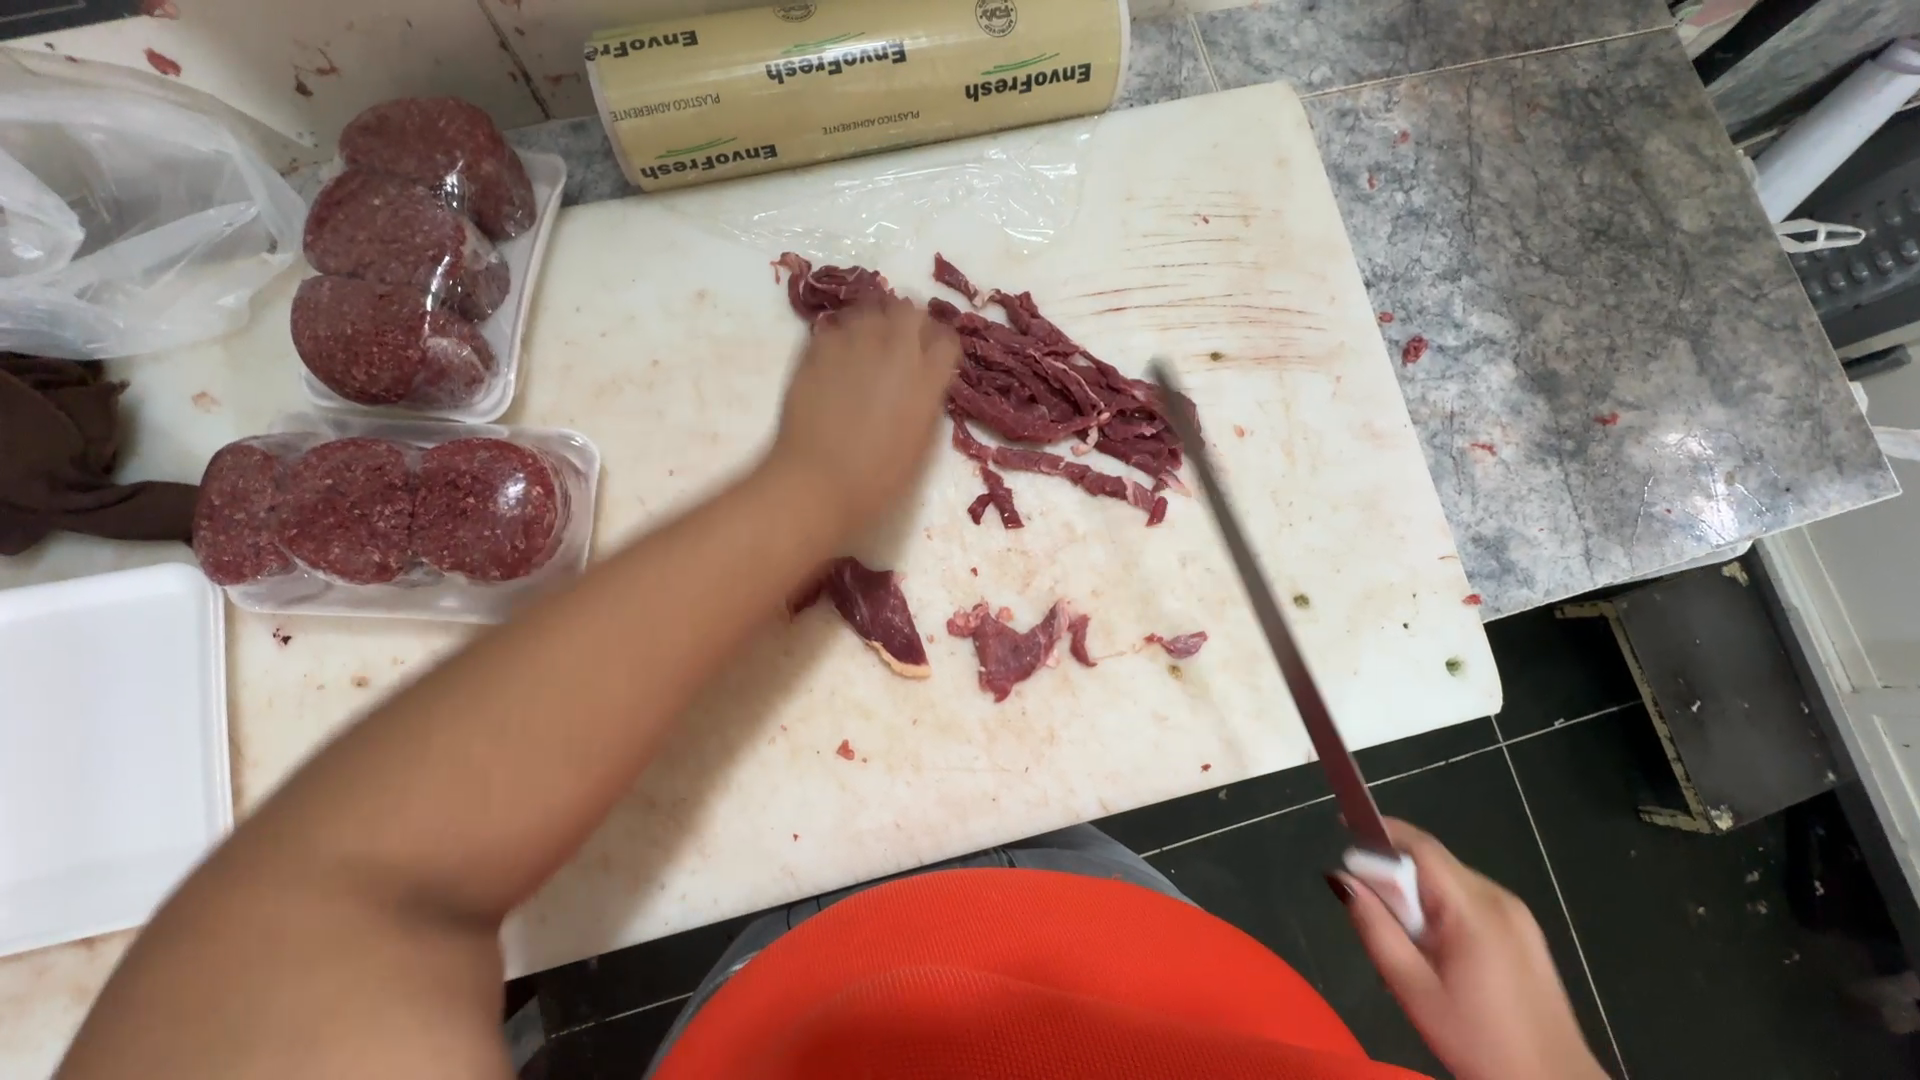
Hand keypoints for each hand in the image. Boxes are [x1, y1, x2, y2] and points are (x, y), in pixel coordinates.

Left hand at [767, 297, 959, 531]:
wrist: (817, 482)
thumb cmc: (876, 480)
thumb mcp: (920, 446)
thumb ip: (927, 404)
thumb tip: (925, 385)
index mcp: (927, 379)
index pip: (947, 339)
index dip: (941, 347)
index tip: (934, 358)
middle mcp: (895, 351)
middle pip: (910, 311)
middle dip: (909, 323)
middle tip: (901, 343)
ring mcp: (854, 345)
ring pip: (871, 309)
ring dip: (875, 323)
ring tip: (868, 345)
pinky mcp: (817, 349)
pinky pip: (835, 326)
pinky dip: (841, 335)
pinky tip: (837, 357)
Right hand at [1334, 819, 1609, 1079]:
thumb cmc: (1478, 1041)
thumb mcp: (1412, 988)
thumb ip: (1374, 927)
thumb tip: (1341, 878)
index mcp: (1473, 910)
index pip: (1421, 847)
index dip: (1380, 832)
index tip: (1344, 828)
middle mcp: (1499, 899)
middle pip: (1433, 864)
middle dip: (1394, 876)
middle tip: (1370, 912)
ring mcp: (1518, 916)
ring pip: (1449, 883)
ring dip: (1417, 896)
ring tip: (1404, 945)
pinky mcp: (1525, 933)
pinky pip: (1469, 902)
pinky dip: (1442, 912)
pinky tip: (1436, 954)